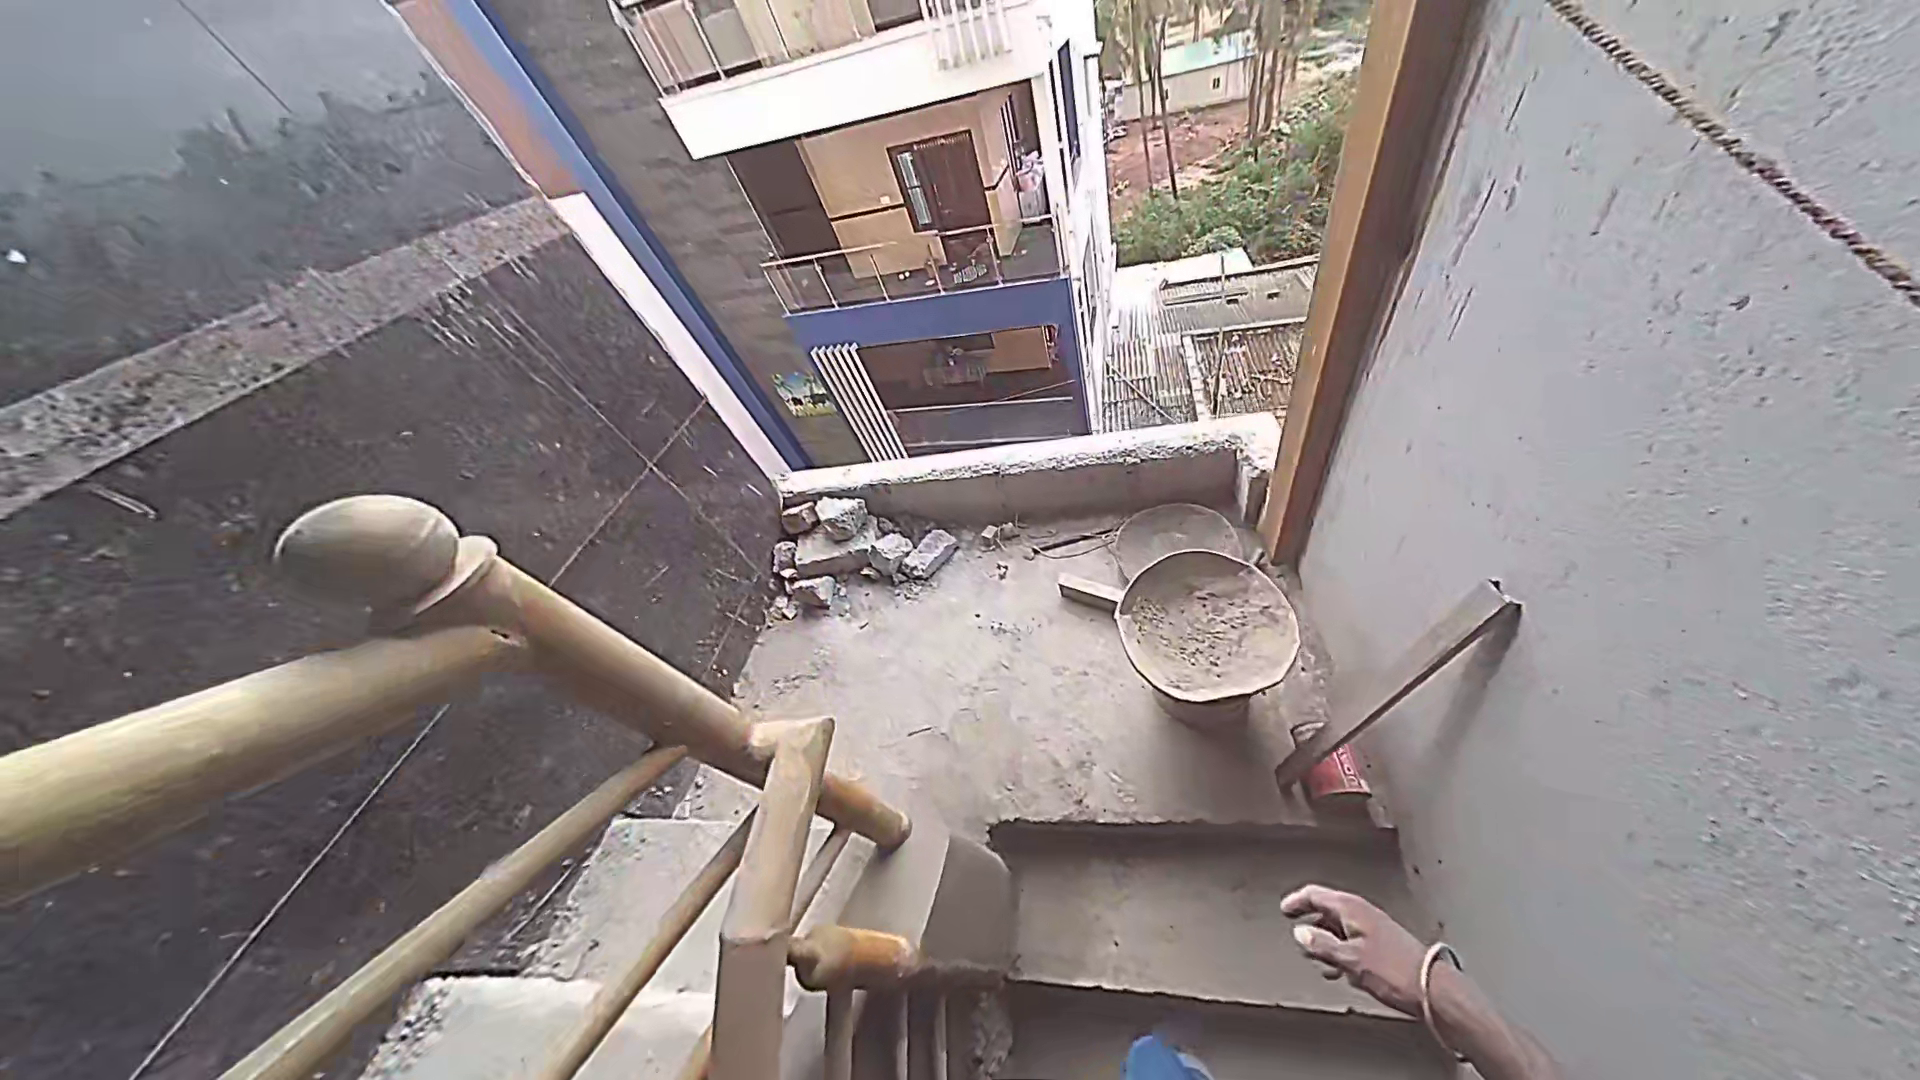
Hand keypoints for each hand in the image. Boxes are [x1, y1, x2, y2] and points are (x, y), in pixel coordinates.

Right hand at [1280, 884, 1426, 1015]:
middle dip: (1312, 924)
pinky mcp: (1387, 943)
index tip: (1285, 910)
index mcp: (1350, 906)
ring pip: (1342, 927)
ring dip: (1328, 941)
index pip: (1314, 894)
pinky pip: (1355, 940)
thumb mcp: (1349, 958)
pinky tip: (1345, 970)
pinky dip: (1343, 950)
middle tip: (1300, 937)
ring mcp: (1376, 926)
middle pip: (1328, 910)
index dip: (1296, 901)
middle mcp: (1363, 911)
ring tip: (1321, 960)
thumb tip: (1300, 933)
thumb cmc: (1395, 970)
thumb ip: (1320, 944)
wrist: (1437, 992)